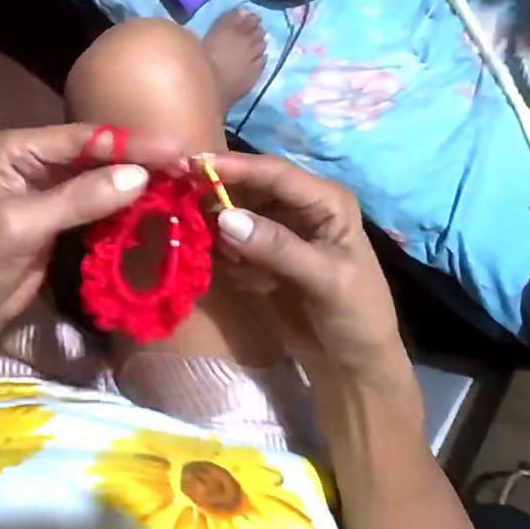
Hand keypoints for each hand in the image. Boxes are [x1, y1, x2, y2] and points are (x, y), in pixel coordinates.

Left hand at [0, 123, 181, 357]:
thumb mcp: (21, 225)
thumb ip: (78, 199)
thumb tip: (138, 177)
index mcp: (14, 149)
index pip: (78, 138)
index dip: (126, 142)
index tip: (171, 147)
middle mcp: (34, 160)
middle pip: (94, 151)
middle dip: (137, 156)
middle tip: (185, 162)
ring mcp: (50, 187)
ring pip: (101, 174)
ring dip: (136, 178)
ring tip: (180, 179)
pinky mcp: (62, 214)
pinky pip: (100, 201)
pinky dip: (125, 202)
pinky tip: (154, 201)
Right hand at [205, 152, 404, 382]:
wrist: (353, 364)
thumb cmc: (355, 316)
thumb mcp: (326, 280)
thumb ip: (276, 247)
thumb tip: (224, 217)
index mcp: (325, 200)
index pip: (275, 173)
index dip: (235, 166)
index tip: (192, 164)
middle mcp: (298, 206)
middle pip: (248, 186)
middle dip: (214, 188)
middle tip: (174, 189)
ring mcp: (276, 228)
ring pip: (233, 209)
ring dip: (209, 216)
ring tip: (184, 222)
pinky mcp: (259, 252)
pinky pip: (228, 237)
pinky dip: (213, 241)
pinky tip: (204, 250)